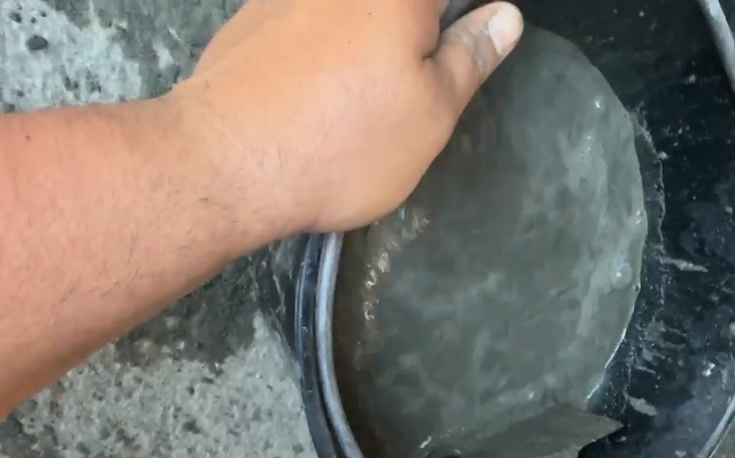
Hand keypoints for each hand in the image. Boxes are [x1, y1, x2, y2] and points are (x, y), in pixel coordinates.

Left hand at [170, 0, 523, 235]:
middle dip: (413, 44)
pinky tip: (311, 102)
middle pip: (397, 11)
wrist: (230, 163)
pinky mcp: (254, 15)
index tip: (449, 67)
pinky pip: (307, 26)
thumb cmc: (344, 146)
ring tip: (353, 108)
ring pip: (350, 20)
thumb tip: (504, 18)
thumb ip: (469, 59)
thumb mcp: (430, 117)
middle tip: (401, 99)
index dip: (458, 30)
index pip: (449, 0)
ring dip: (363, 56)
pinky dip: (320, 57)